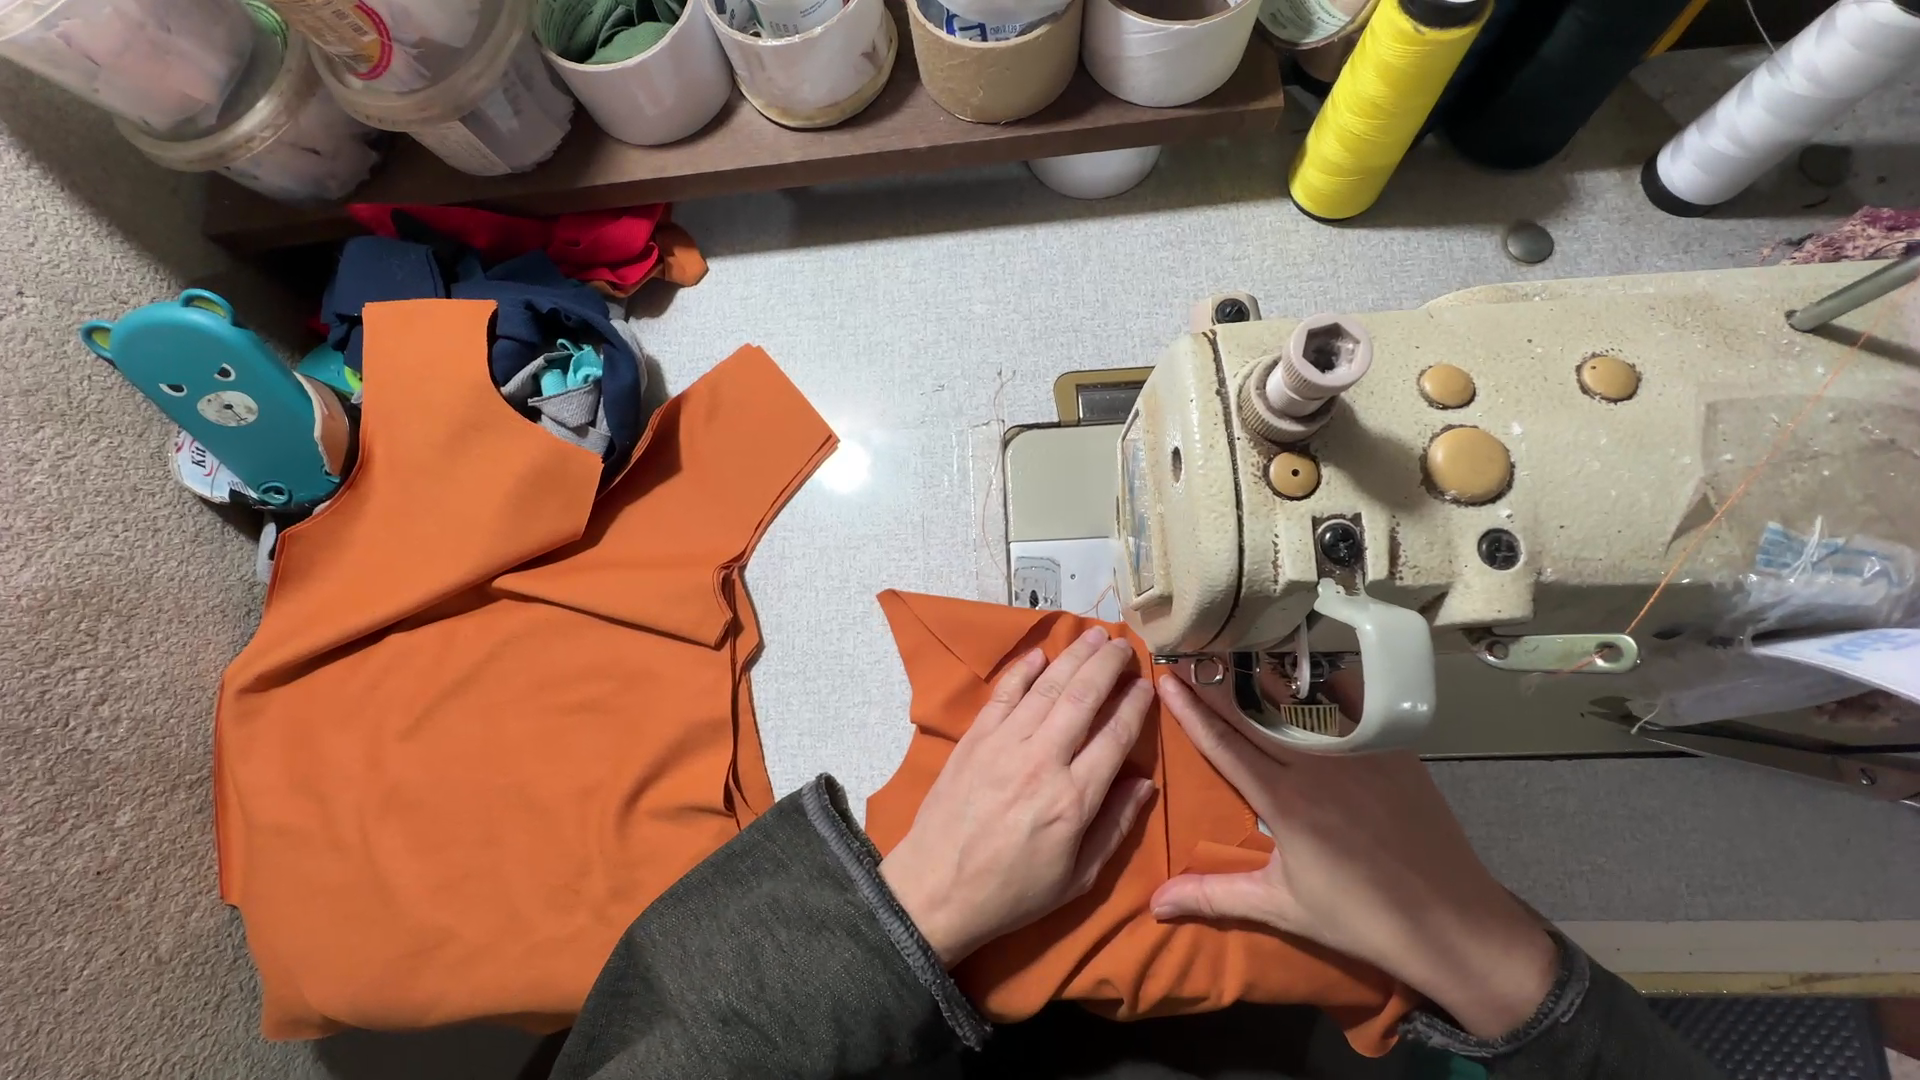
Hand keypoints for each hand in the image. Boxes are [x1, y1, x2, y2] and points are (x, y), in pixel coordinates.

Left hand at [881, 626, 1157, 966]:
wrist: (936, 889)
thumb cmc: (1012, 891)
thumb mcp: (1077, 878)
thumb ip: (1115, 828)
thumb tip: (1144, 783)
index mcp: (1074, 798)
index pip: (1115, 735)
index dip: (1135, 705)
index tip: (1148, 685)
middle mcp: (1042, 760)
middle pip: (1084, 698)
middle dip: (1108, 665)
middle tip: (1125, 645)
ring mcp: (1004, 744)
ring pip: (1047, 687)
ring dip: (1074, 656)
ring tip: (1095, 635)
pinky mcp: (974, 739)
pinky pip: (1003, 694)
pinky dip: (1023, 670)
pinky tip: (1040, 654)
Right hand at [1148, 674, 1556, 1038]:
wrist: (1455, 925)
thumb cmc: (1360, 919)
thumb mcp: (1281, 907)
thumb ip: (1213, 896)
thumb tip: (1153, 905)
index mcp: (1283, 800)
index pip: (1223, 743)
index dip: (1190, 709)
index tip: (1165, 678)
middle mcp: (1316, 766)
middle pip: (1253, 711)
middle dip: (1215, 681)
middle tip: (1188, 652)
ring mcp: (1358, 752)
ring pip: (1300, 701)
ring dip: (1262, 676)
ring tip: (1235, 650)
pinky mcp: (1392, 750)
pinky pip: (1350, 704)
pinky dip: (1322, 682)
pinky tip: (1306, 666)